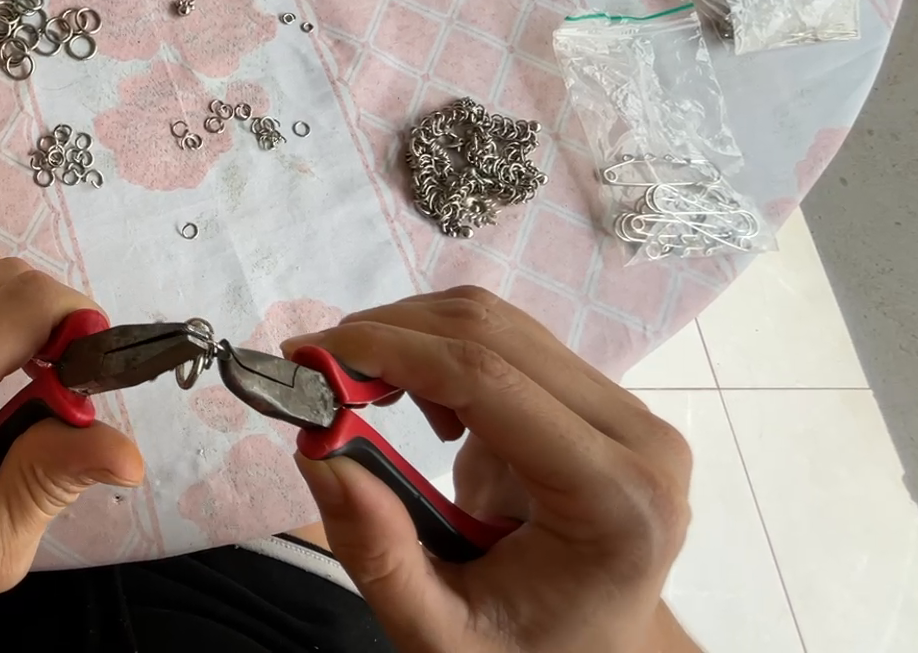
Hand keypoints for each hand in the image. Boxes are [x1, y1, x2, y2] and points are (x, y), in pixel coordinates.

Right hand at [284, 286, 697, 652]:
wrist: (595, 650)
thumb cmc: (522, 647)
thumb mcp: (440, 636)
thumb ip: (378, 555)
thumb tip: (317, 454)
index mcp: (615, 501)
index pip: (485, 378)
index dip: (384, 350)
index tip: (303, 356)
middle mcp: (634, 437)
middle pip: (483, 331)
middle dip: (379, 333)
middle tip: (311, 369)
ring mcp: (617, 407)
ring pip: (484, 316)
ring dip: (399, 332)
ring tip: (358, 387)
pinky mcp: (587, 392)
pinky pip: (492, 331)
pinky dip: (426, 341)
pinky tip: (413, 396)